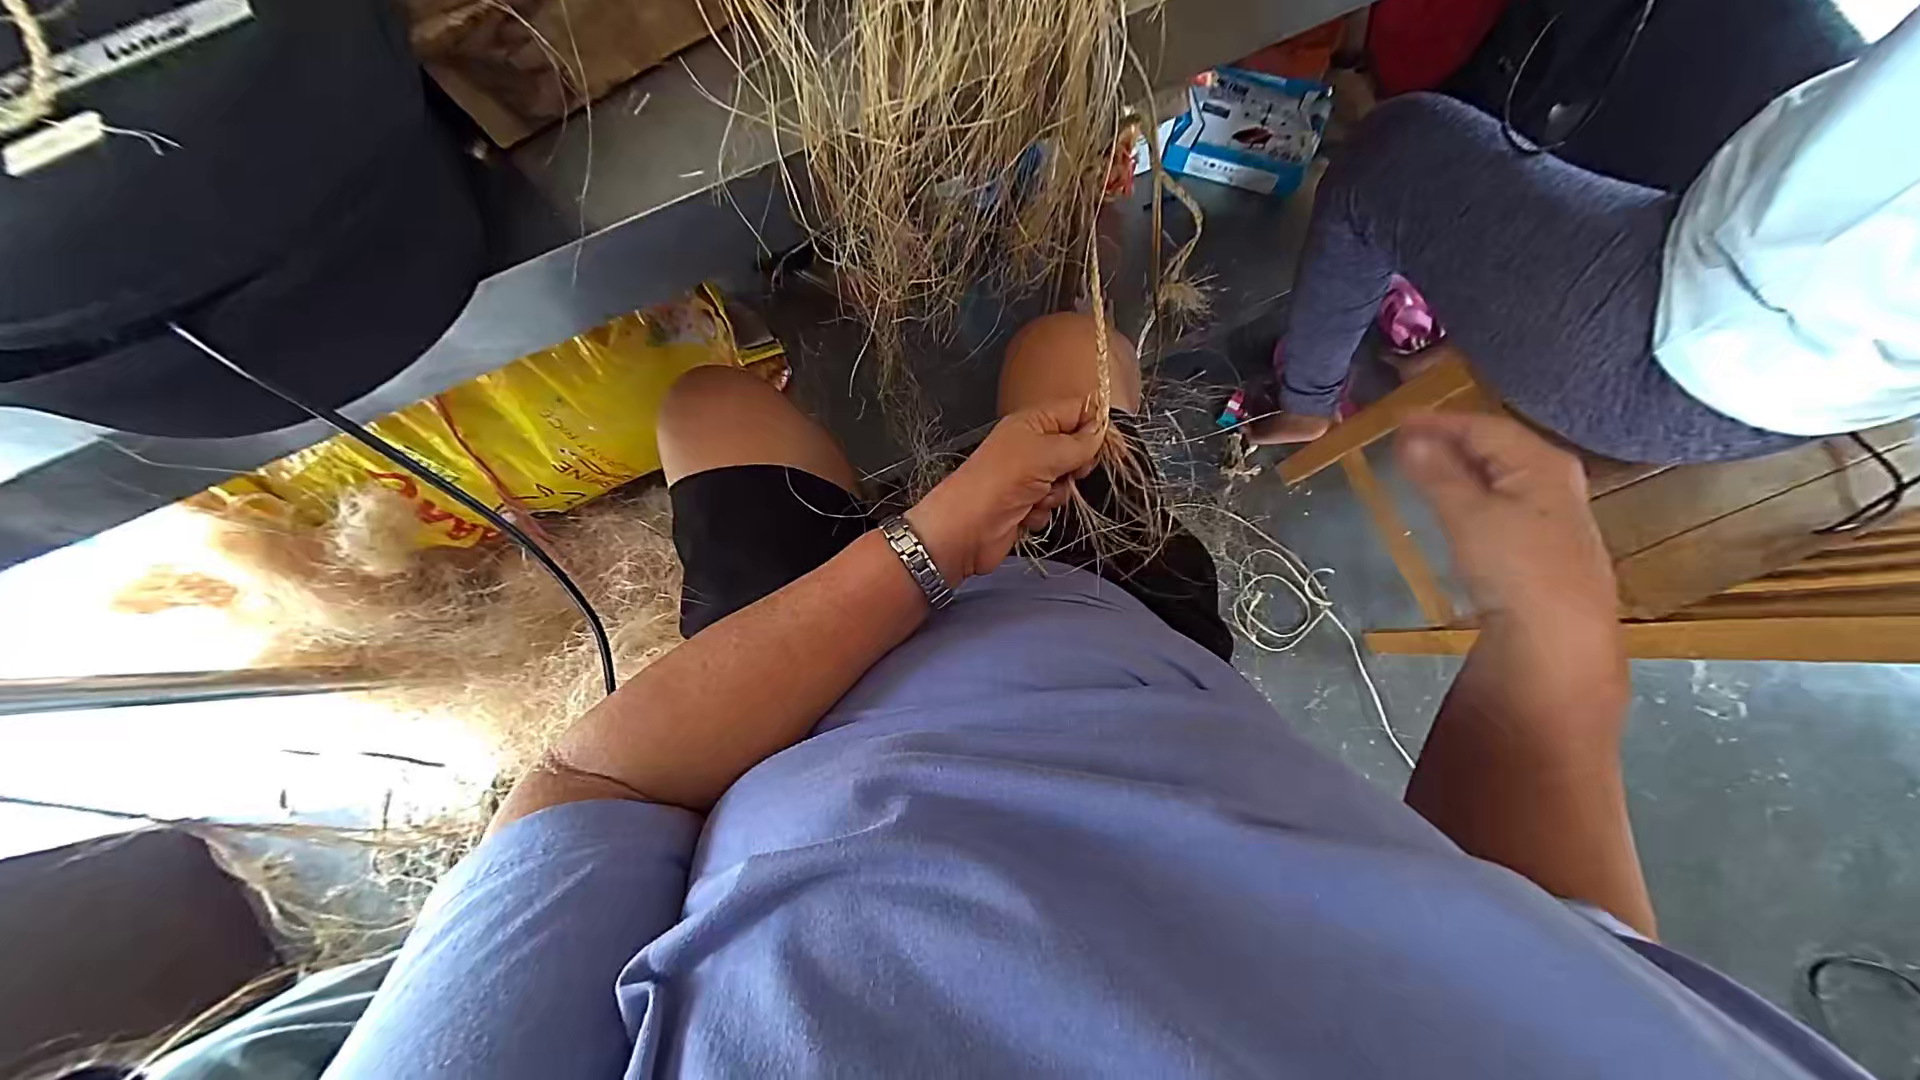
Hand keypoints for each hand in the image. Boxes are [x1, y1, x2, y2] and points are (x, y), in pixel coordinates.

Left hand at [905, 398, 1105, 583]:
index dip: (1094, 425)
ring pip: (1065, 481)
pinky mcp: (1024, 505)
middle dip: (1076, 466)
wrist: (965, 529)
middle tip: (1069, 472)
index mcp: (1032, 423)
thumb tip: (1100, 431)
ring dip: (1057, 493)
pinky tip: (1025, 514)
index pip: (1076, 411)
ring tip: (1037, 497)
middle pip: (1074, 449)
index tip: (1106, 445)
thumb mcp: (1046, 453)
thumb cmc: (999, 482)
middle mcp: (1030, 446)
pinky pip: (1050, 505)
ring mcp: (1027, 477)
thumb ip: (1079, 442)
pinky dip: (1042, 512)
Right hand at [1395, 412, 1617, 638]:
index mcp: (1540, 462)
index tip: (1395, 420)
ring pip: (1496, 471)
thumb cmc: (1513, 565)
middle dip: (1447, 438)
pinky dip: (1468, 488)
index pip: (1483, 426)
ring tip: (1417, 464)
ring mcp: (1550, 508)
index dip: (1438, 420)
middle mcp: (1552, 477)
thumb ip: (1436, 472)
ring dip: (1456, 464)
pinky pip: (1499, 495)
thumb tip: (1407, 435)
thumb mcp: (1467, 514)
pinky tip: (1450, 499)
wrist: (1556, 631)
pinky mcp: (1540, 536)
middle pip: (1494, 445)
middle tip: (1402, 439)